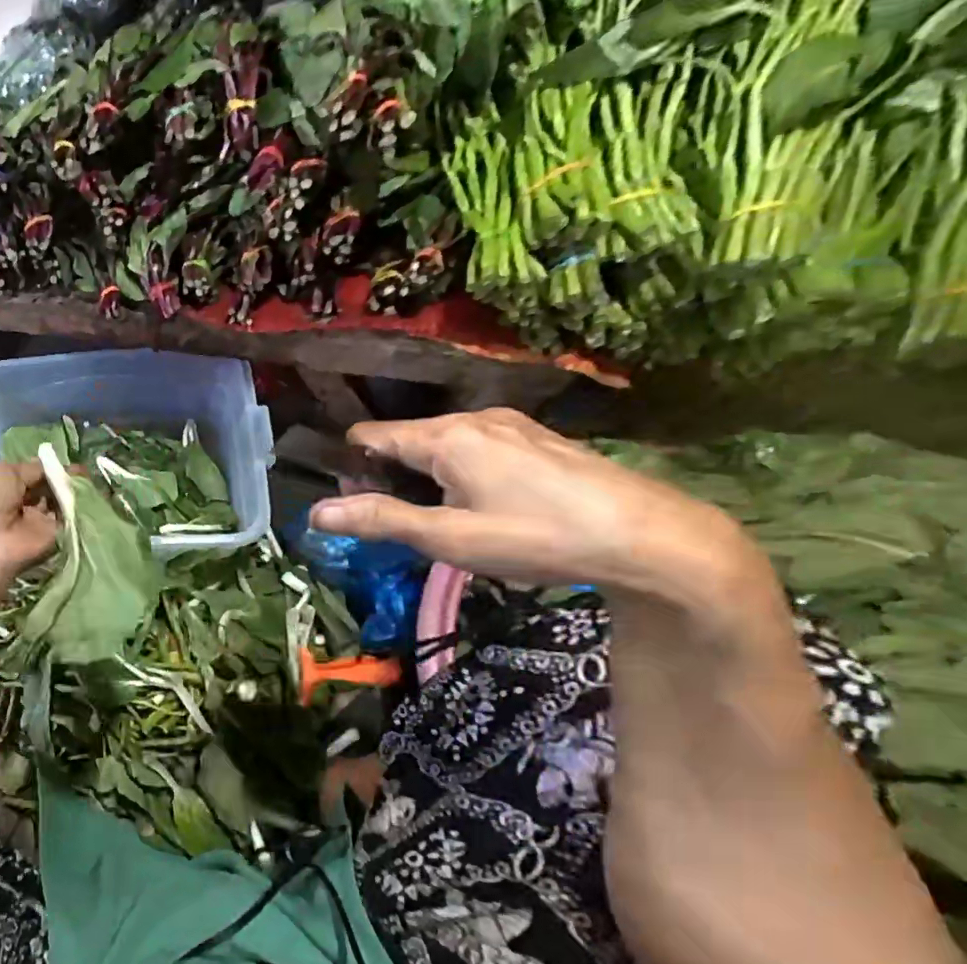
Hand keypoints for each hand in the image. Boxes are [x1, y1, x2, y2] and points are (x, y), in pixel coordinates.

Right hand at [308, 409, 769, 611]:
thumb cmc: (537, 537)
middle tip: (395, 522)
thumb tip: (315, 511)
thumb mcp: (448, 538)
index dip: (350, 466)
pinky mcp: (537, 439)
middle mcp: (474, 419)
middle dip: (385, 473)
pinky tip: (481, 506)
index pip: (371, 435)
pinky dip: (458, 471)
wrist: (652, 539)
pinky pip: (474, 447)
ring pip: (440, 443)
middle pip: (404, 438)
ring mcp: (511, 426)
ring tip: (437, 519)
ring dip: (423, 474)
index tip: (351, 503)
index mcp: (445, 437)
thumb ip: (380, 520)